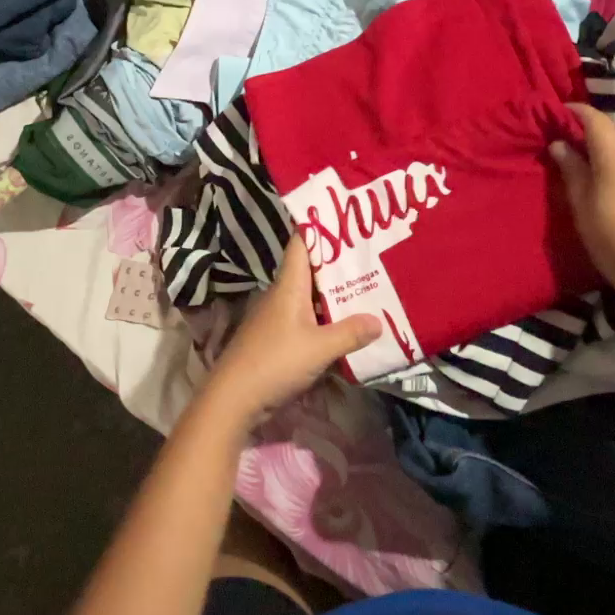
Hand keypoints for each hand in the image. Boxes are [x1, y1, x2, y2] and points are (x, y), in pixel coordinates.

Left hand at [199, 236, 380, 426]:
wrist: (234, 397)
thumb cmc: (275, 361)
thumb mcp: (319, 348)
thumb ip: (350, 333)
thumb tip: (380, 321)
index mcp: (289, 286)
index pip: (301, 243)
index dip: (319, 227)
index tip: (345, 218)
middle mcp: (282, 295)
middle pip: (311, 270)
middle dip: (338, 263)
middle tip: (371, 255)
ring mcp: (278, 317)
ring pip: (310, 296)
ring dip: (334, 294)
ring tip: (368, 287)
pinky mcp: (278, 338)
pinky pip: (307, 319)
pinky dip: (326, 319)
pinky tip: (347, 325)